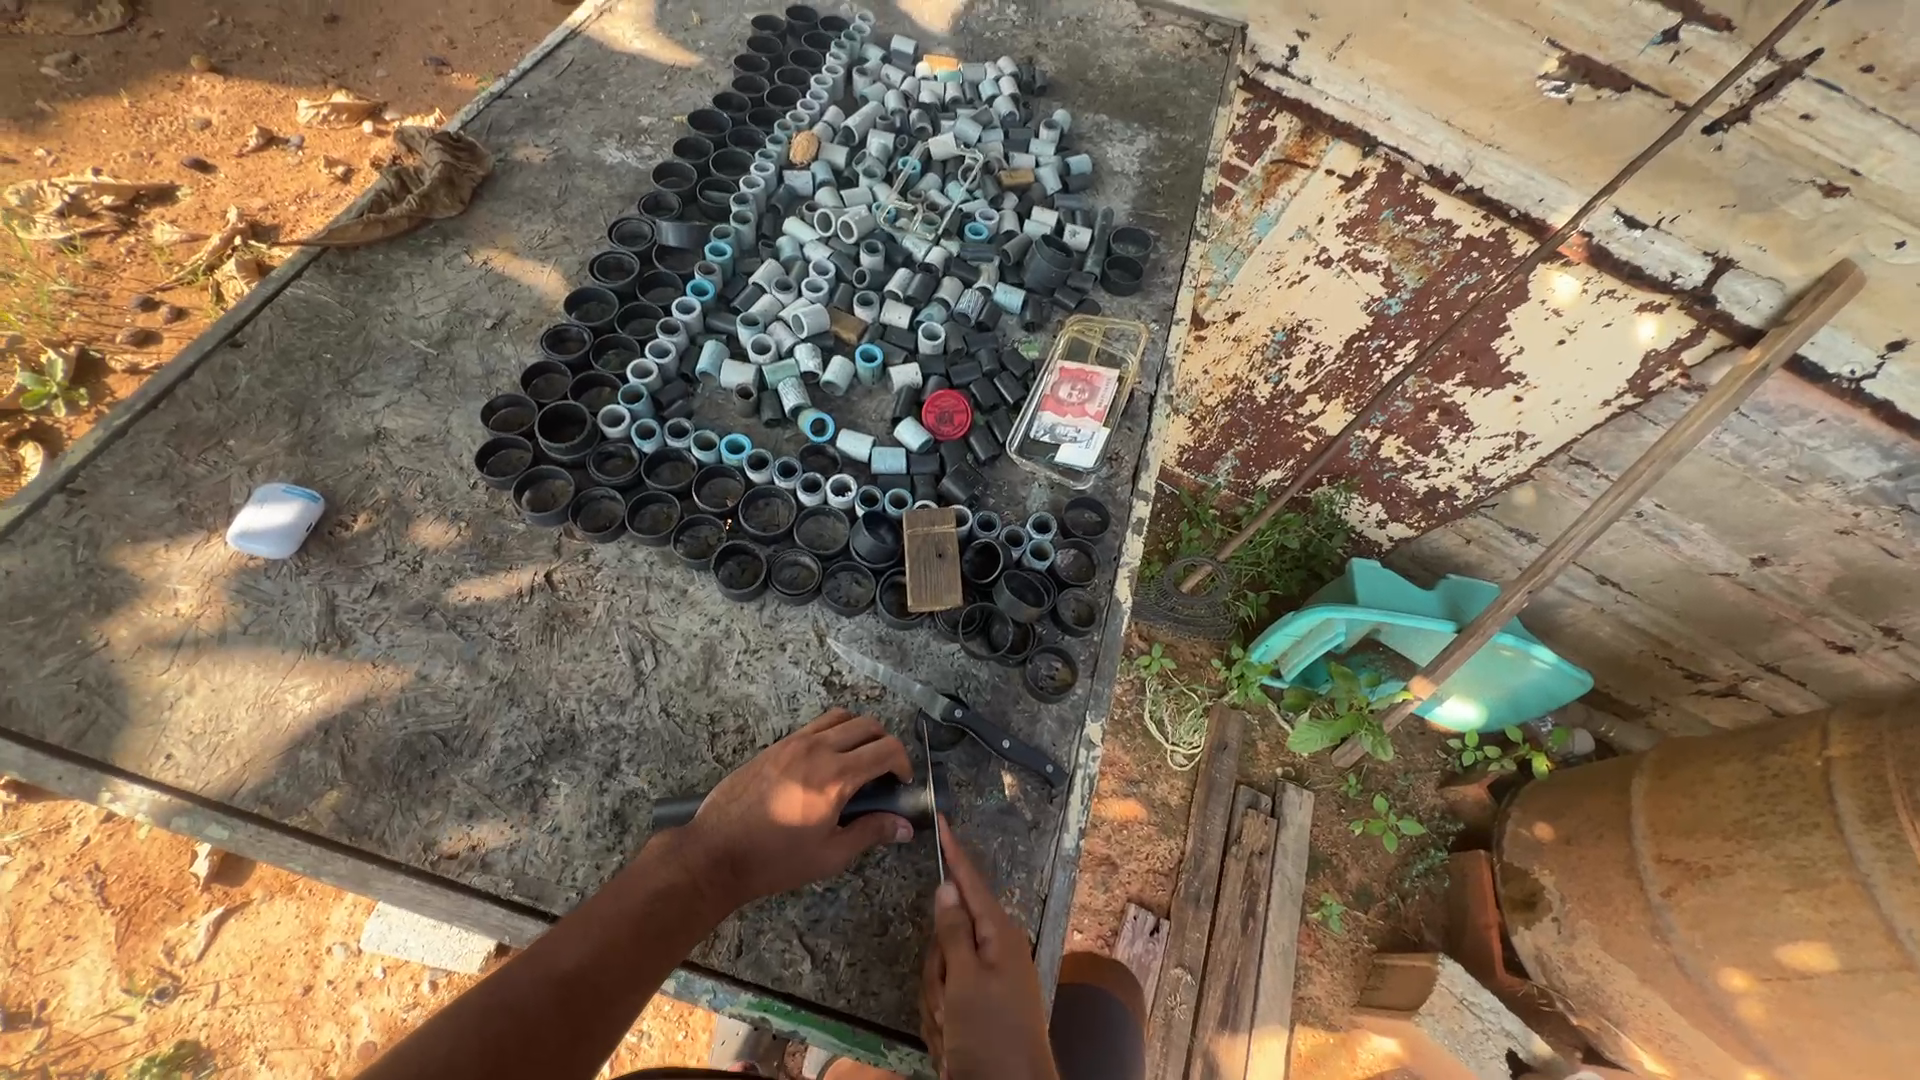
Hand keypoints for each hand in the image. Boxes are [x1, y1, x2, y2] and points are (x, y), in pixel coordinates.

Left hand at [674, 707, 912, 908]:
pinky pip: (815, 725)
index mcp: (836, 776)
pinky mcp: (776, 745)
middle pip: (867, 726)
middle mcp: (818, 749)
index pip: (886, 749)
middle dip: (885, 744)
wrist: (716, 852)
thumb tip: (905, 826)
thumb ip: (871, 832)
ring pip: (840, 717)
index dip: (903, 762)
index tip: (901, 782)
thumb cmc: (775, 860)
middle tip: (885, 772)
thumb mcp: (830, 855)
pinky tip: (827, 763)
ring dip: (859, 732)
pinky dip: (833, 733)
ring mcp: (794, 742)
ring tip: (858, 760)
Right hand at [920, 816, 1057, 1079]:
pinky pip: (942, 1000)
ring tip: (953, 1029)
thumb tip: (948, 885)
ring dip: (937, 1002)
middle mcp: (993, 952)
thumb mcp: (966, 981)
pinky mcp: (974, 1010)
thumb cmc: (992, 1034)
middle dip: (937, 970)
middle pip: (944, 936)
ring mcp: (984, 983)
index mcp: (999, 936)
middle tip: (948, 1001)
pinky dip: (941, 1022)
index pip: (970, 883)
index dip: (955, 852)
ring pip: (938, 971)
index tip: (943, 820)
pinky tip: (953, 1045)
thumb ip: (952, 931)